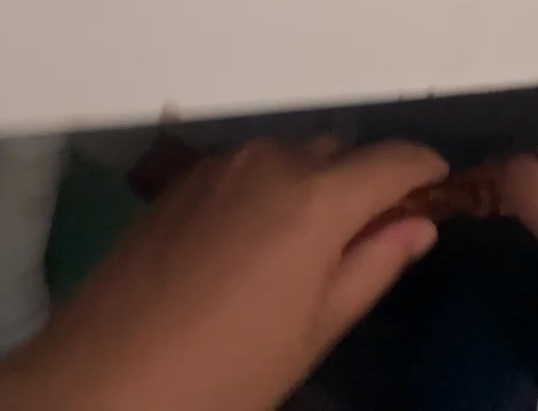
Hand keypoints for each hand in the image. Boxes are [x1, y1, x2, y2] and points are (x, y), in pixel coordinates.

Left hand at [0, 138, 447, 410]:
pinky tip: (248, 243)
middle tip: (361, 239)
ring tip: (298, 249)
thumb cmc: (226, 371)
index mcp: (315, 198)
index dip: (423, 168)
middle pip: (340, 153)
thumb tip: (419, 226)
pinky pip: (249, 167)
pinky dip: (268, 188)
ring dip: (312, 184)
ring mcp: (223, 163)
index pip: (394, 159)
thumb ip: (374, 264)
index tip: (437, 185)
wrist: (100, 383)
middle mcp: (272, 160)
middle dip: (362, 184)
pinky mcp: (186, 177)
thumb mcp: (314, 330)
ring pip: (292, 155)